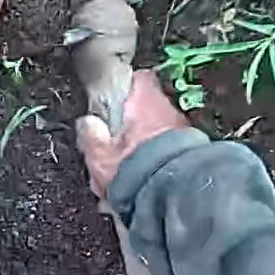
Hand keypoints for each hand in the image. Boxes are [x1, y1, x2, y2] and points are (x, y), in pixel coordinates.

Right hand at [75, 70, 191, 197]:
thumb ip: (91, 135)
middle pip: (145, 110)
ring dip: (138, 148)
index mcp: (145, 104)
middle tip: (109, 144)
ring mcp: (181, 133)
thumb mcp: (99, 153)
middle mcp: (168, 113)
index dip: (124, 86)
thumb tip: (87, 123)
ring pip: (152, 134)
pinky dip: (149, 162)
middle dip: (127, 126)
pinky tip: (134, 182)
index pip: (139, 79)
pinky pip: (162, 152)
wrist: (174, 196)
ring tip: (119, 170)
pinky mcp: (188, 154)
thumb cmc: (136, 170)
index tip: (111, 99)